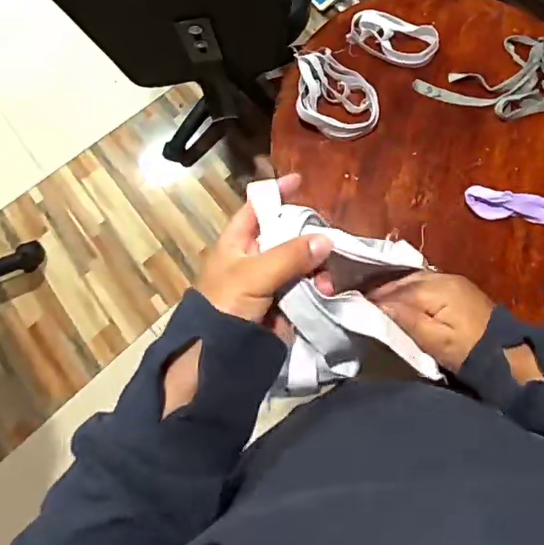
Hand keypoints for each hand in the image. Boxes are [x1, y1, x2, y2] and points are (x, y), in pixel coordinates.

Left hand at [164, 175, 330, 415]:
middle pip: (286, 234)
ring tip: (327, 277)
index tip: (300, 181)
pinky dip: (318, 286)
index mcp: (236, 243)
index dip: (276, 193)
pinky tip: (327, 289)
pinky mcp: (282, 306)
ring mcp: (269, 283)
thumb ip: (290, 255)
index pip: (257, 208)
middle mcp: (253, 258)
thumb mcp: (253, 275)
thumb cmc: (224, 307)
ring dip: (317, 265)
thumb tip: (326, 239)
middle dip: (308, 234)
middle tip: (329, 237)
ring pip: (300, 262)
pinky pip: (305, 287)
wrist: (214, 363)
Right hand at [369, 271, 496, 371]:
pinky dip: (409, 288)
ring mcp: (451, 280)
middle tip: (361, 300)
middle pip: (404, 280)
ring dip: (395, 288)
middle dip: (383, 289)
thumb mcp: (436, 340)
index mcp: (436, 288)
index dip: (376, 297)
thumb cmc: (468, 350)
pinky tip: (402, 298)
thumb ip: (408, 319)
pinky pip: (425, 281)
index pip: (398, 289)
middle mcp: (442, 277)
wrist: (507, 354)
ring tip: (377, 300)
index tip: (355, 303)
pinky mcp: (457, 287)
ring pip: (414, 278)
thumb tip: (379, 304)